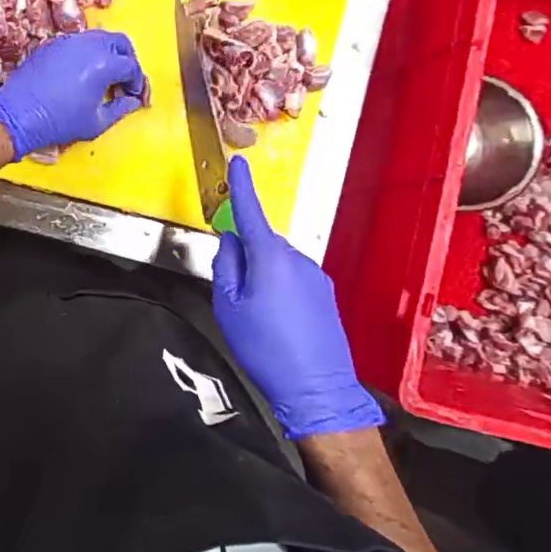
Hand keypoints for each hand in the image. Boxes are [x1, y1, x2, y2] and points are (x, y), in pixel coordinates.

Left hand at [0, 30, 147, 159]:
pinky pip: (77, 43)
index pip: (131, 66)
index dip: (137, 83)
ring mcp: (67, 41)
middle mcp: (88, 44)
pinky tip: (81, 74)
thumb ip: (121, 109)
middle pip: (119, 43)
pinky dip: (87, 54)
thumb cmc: (59, 122)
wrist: (18, 115)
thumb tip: (133, 102)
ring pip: (98, 39)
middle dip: (127, 61)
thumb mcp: (96, 122)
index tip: (135, 97)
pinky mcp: (51, 45)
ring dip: (107, 55)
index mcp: (104, 62)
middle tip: (124, 82)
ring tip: (104, 78)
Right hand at [212, 155, 383, 438]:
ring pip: (276, 262)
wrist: (316, 387)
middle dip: (243, 255)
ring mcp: (315, 277)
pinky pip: (292, 278)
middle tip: (231, 292)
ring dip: (260, 276)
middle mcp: (297, 260)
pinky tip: (273, 320)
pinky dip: (277, 288)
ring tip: (253, 316)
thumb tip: (229, 242)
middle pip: (262, 243)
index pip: (251, 213)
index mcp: (270, 258)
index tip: (238, 164)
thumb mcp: (229, 306)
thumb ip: (226, 267)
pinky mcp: (324, 294)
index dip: (242, 188)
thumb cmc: (265, 348)